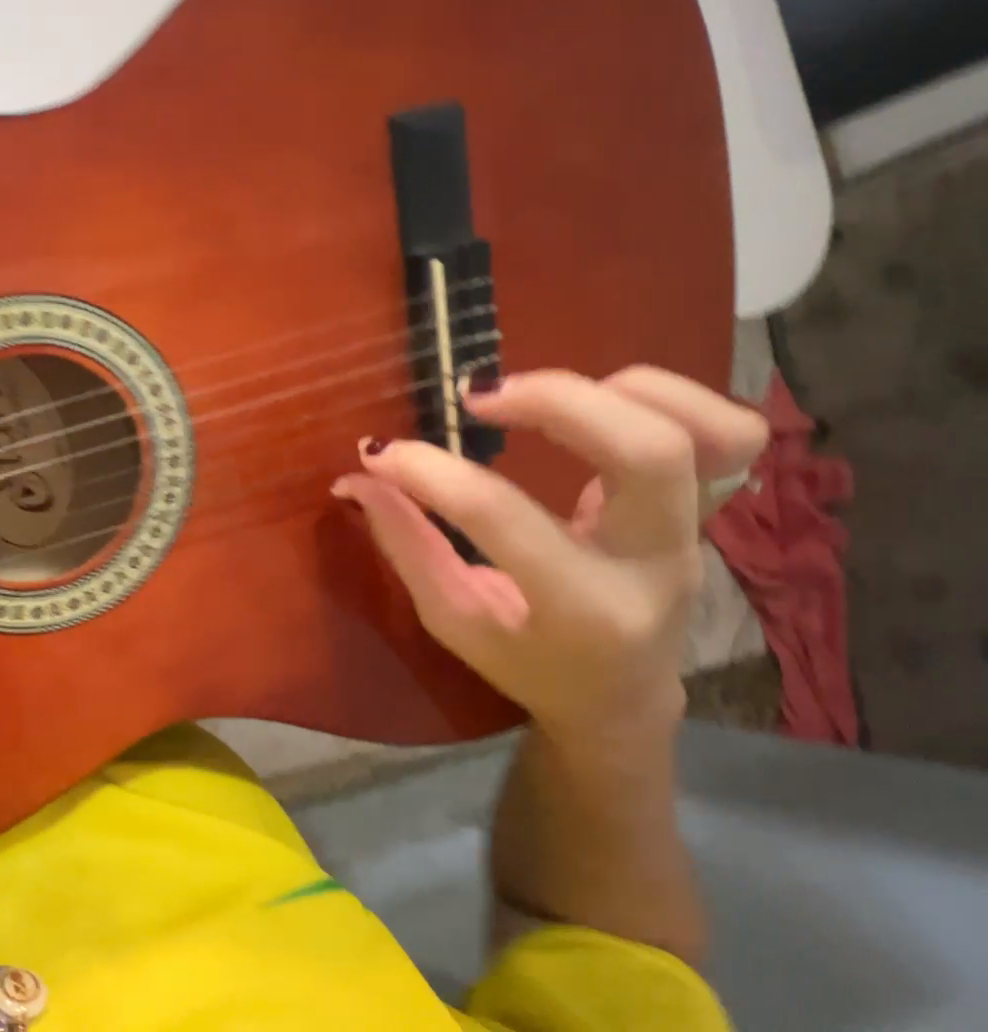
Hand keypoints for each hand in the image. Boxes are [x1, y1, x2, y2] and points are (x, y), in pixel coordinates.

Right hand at [333, 366, 767, 735]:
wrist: (620, 697)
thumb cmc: (525, 664)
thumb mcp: (453, 619)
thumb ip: (408, 545)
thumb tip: (357, 478)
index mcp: (582, 610)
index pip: (505, 519)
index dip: (433, 474)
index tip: (381, 454)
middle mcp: (655, 566)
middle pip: (647, 453)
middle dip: (555, 401)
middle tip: (475, 395)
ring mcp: (697, 533)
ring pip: (705, 433)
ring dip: (618, 389)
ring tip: (539, 393)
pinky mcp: (708, 506)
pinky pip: (728, 432)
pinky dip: (666, 396)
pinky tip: (599, 400)